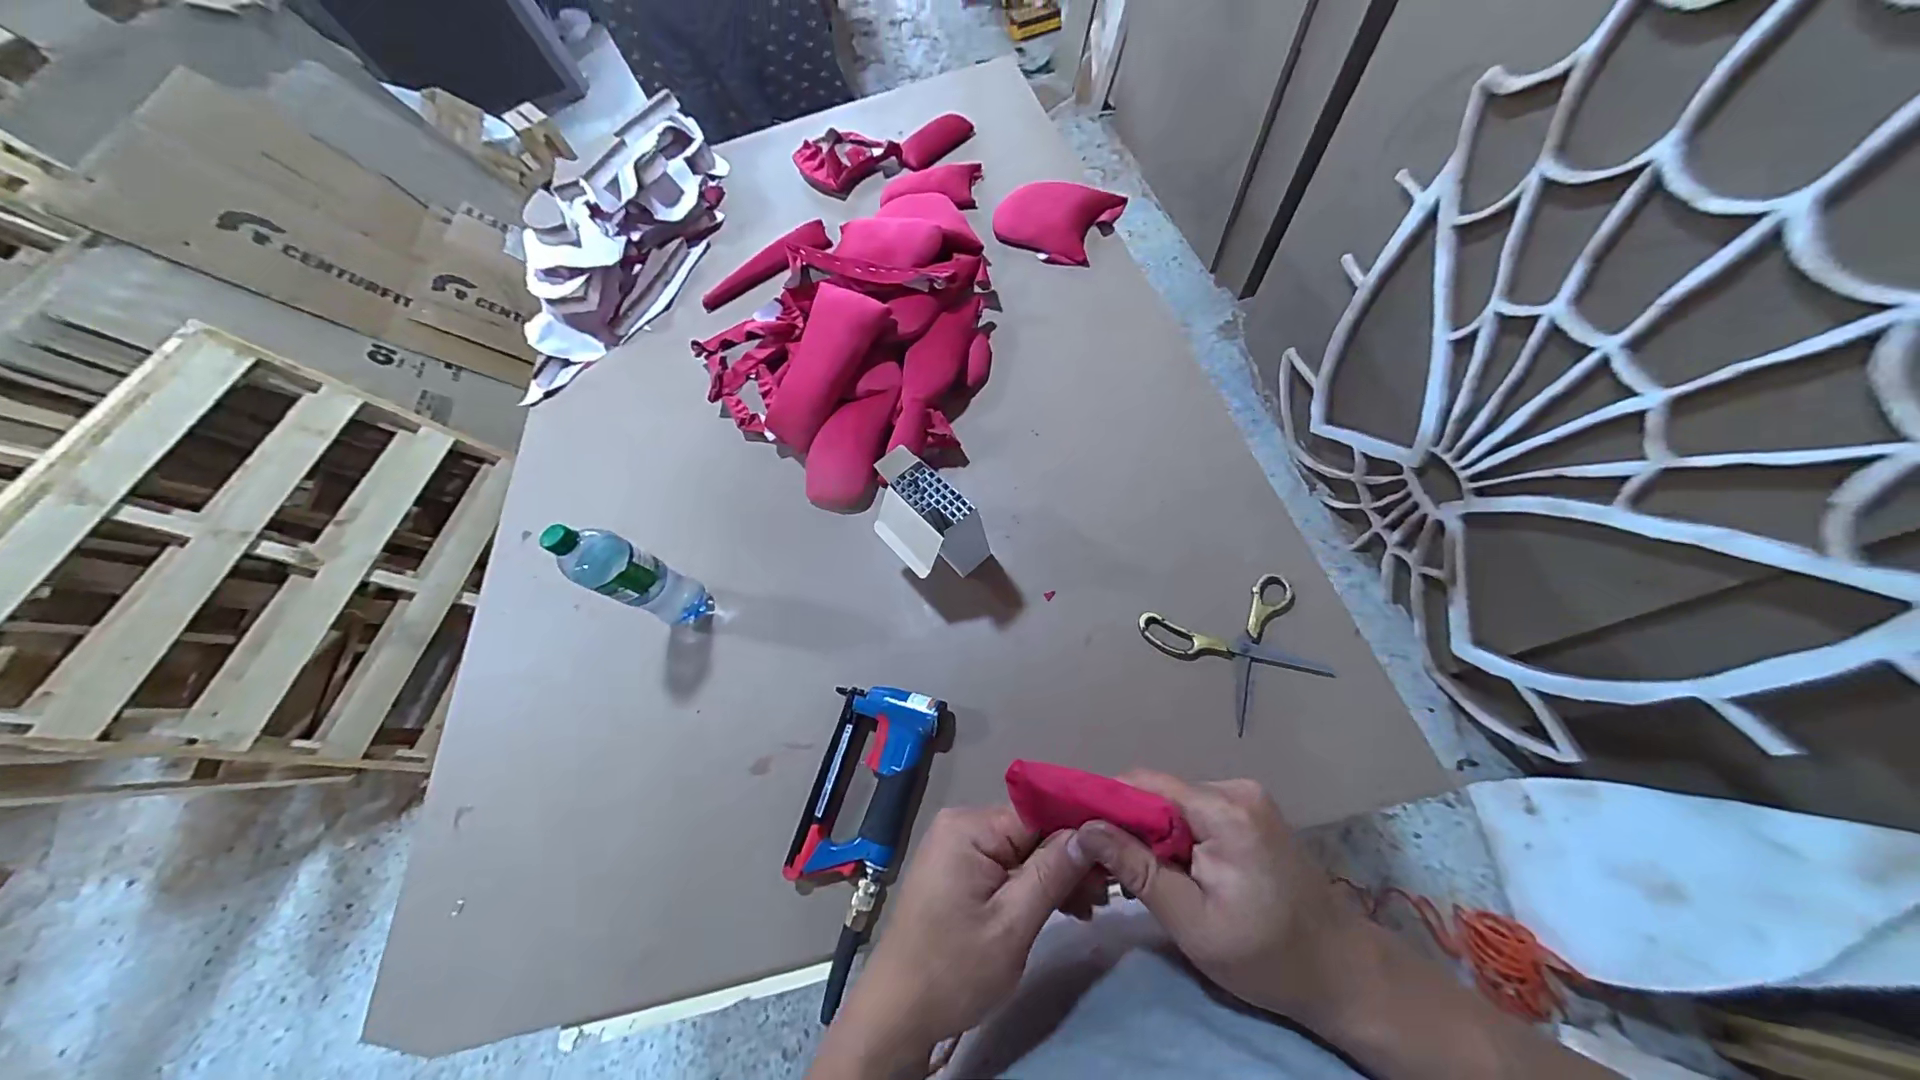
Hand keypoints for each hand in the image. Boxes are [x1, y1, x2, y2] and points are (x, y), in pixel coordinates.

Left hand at [812, 805, 1093, 1077]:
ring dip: (1056, 876)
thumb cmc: (953, 970)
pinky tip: (1063, 907)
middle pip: (1032, 831)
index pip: (1038, 814)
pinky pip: (1007, 865)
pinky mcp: (960, 869)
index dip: (1079, 832)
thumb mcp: (1012, 925)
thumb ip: (1052, 873)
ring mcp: (958, 847)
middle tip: (1106, 895)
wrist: (898, 1013)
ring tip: (1088, 908)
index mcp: (968, 827)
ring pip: (1023, 850)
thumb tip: (1091, 831)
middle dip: (1070, 860)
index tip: (1115, 856)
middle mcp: (961, 825)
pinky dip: (1033, 885)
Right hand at [1069, 770, 1365, 1023]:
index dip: (1106, 806)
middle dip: (1128, 829)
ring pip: (1172, 805)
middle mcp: (1235, 789)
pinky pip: (1194, 813)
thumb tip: (1085, 829)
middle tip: (1108, 874)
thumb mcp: (1191, 921)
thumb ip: (1137, 869)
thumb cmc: (1267, 956)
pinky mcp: (1249, 812)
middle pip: (1157, 794)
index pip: (1144, 783)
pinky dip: (1175, 839)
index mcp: (1225, 810)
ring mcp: (1246, 798)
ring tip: (1141, 879)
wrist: (1344, 973)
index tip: (1081, 839)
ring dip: (1150, 837)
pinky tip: (1172, 872)